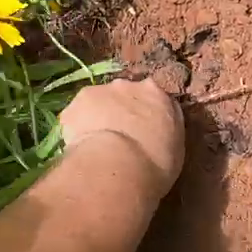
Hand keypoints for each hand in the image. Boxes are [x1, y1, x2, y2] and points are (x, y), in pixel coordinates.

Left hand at [58, 78, 184, 196]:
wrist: (119, 166)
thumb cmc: (156, 162)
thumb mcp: (176, 145)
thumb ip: (167, 126)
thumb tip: (159, 123)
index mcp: (157, 94)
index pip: (153, 97)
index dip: (147, 113)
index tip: (145, 129)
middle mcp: (130, 85)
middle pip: (124, 94)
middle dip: (122, 110)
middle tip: (121, 136)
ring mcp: (100, 92)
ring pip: (98, 102)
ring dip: (99, 116)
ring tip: (98, 144)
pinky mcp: (76, 105)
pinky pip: (77, 114)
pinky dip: (78, 126)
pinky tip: (81, 146)